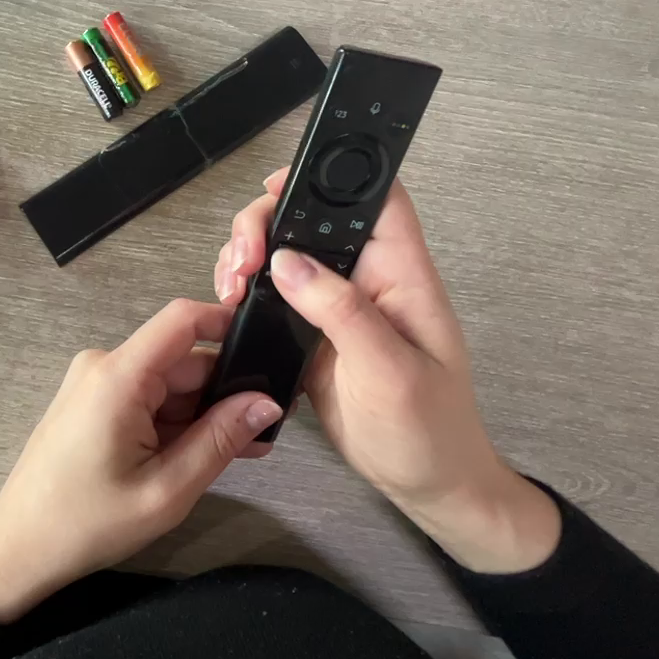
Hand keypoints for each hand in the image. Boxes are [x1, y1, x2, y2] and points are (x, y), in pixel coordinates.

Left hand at [0, 300, 282, 622]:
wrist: (20, 545)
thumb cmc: (89, 522)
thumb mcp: (166, 489)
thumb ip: (219, 440)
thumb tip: (268, 402)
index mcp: (118, 375)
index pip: (181, 319)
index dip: (227, 322)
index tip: (270, 344)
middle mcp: (105, 365)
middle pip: (180, 357)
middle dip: (225, 386)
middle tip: (272, 423)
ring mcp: (95, 382)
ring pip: (167, 381)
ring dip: (204, 409)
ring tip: (249, 446)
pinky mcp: (93, 402)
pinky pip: (146, 397)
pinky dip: (176, 419)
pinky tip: (208, 449)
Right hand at [214, 169, 559, 572]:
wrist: (423, 483)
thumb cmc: (427, 430)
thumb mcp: (391, 372)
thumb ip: (341, 312)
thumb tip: (285, 260)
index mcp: (400, 275)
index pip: (378, 201)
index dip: (334, 175)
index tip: (279, 184)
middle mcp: (365, 278)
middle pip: (311, 217)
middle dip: (266, 223)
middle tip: (242, 258)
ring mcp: (335, 302)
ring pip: (284, 250)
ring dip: (247, 254)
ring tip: (231, 283)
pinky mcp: (309, 327)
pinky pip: (271, 289)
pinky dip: (244, 286)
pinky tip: (230, 298)